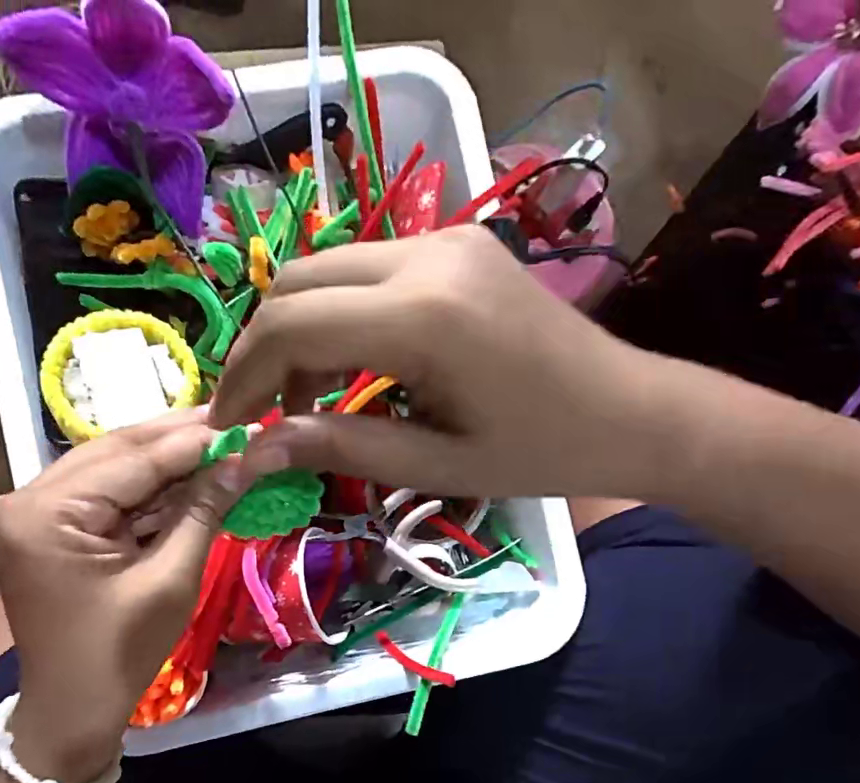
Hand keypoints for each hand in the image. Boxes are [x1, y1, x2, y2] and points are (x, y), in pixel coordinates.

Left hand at [0, 410, 255, 778]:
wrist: (73, 711)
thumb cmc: (120, 655)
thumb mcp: (170, 580)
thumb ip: (203, 511)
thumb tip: (243, 460)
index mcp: (43, 514)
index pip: (131, 460)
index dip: (192, 441)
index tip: (244, 422)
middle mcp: (25, 500)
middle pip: (115, 453)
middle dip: (178, 440)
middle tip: (233, 420)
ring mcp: (30, 511)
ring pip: (112, 469)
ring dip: (166, 461)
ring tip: (220, 440)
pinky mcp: (45, 526)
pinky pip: (105, 494)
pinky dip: (148, 488)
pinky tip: (189, 473)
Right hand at [210, 226, 669, 497]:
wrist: (631, 411)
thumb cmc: (543, 453)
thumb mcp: (437, 466)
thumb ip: (341, 448)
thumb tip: (255, 450)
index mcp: (426, 315)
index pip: (295, 324)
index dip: (245, 375)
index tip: (228, 425)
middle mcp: (428, 254)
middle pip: (299, 283)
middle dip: (263, 350)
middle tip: (258, 413)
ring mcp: (445, 239)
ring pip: (327, 270)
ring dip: (299, 331)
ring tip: (304, 400)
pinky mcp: (457, 244)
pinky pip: (367, 270)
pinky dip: (339, 315)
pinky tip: (350, 366)